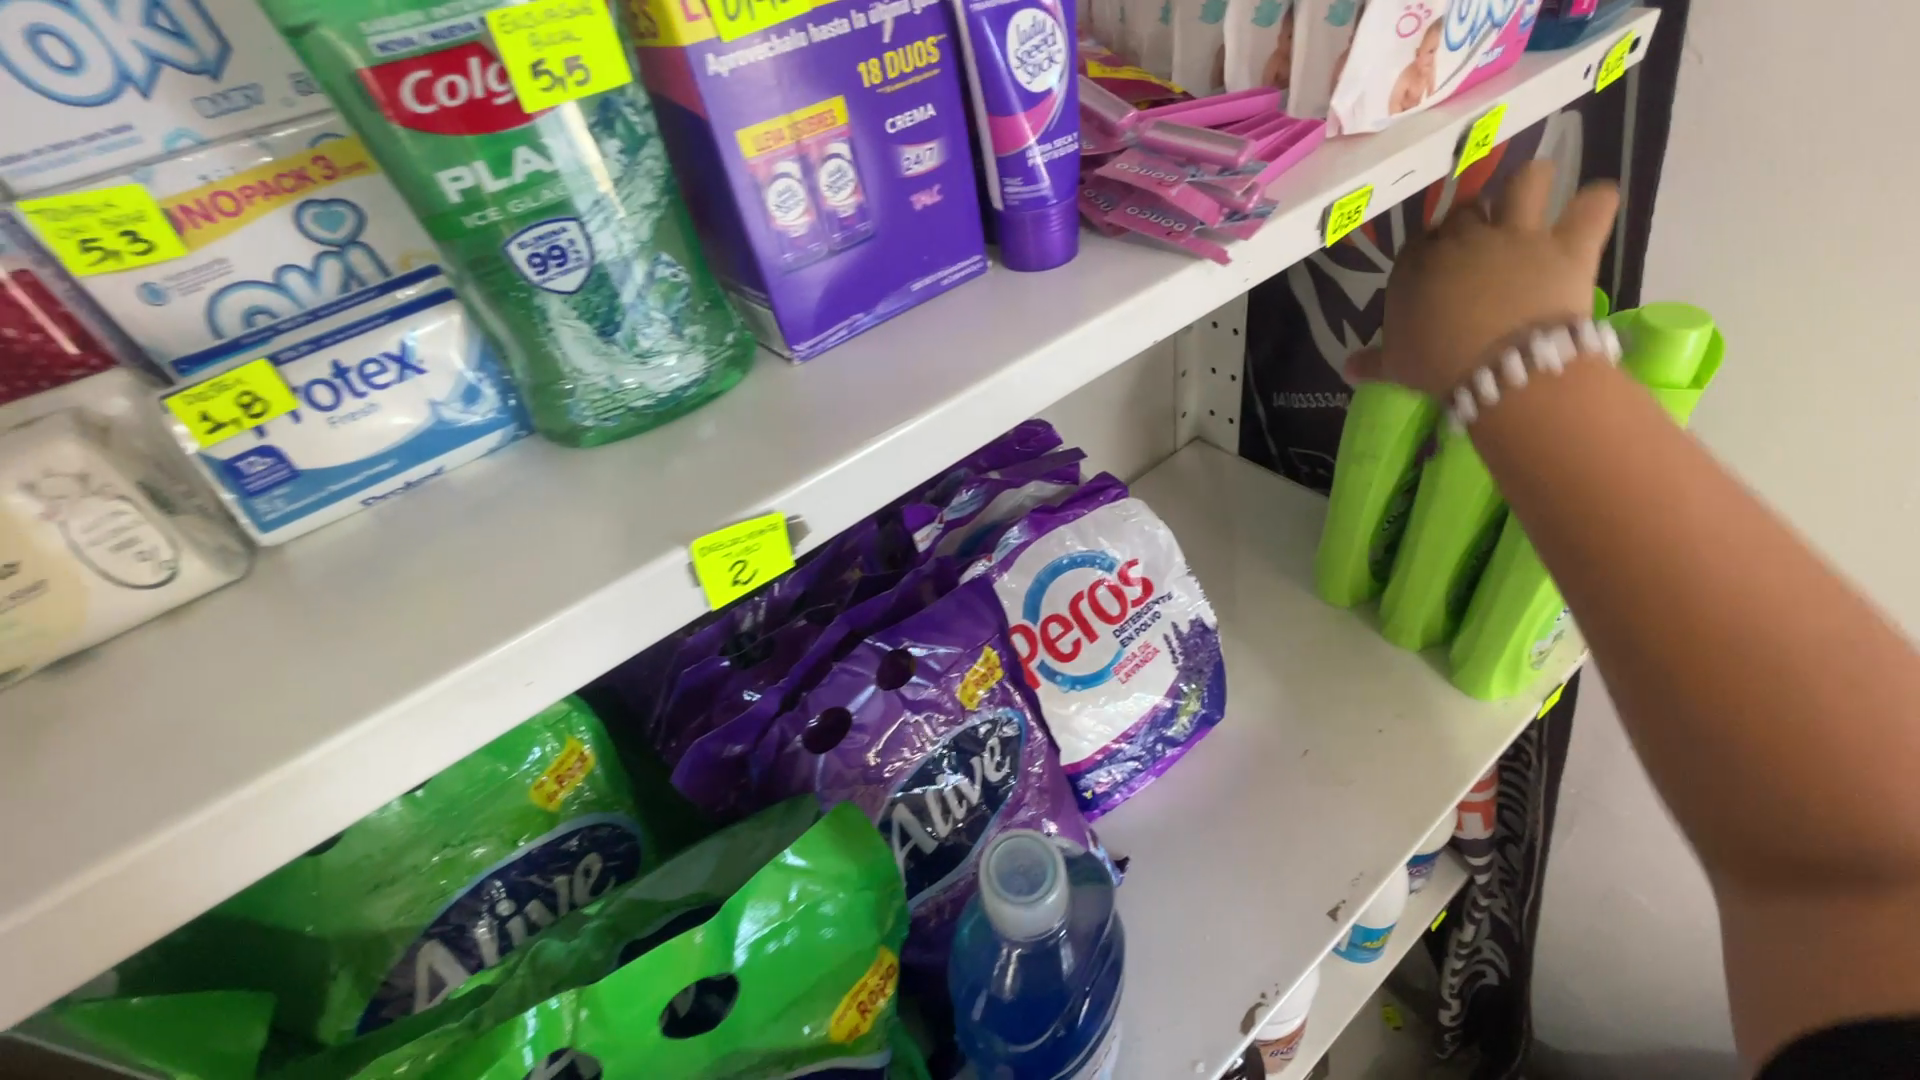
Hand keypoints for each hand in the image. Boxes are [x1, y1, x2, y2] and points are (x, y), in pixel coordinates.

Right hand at [1345, 160, 1621, 398]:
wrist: (1501, 369)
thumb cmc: (1437, 367)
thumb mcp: (1395, 368)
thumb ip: (1372, 362)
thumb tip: (1348, 368)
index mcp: (1416, 266)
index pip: (1417, 242)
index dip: (1426, 251)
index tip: (1431, 269)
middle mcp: (1464, 239)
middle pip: (1465, 209)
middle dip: (1470, 221)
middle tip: (1477, 245)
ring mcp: (1518, 235)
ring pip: (1528, 179)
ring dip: (1530, 187)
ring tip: (1531, 206)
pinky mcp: (1569, 243)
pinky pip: (1596, 203)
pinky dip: (1596, 205)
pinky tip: (1590, 212)